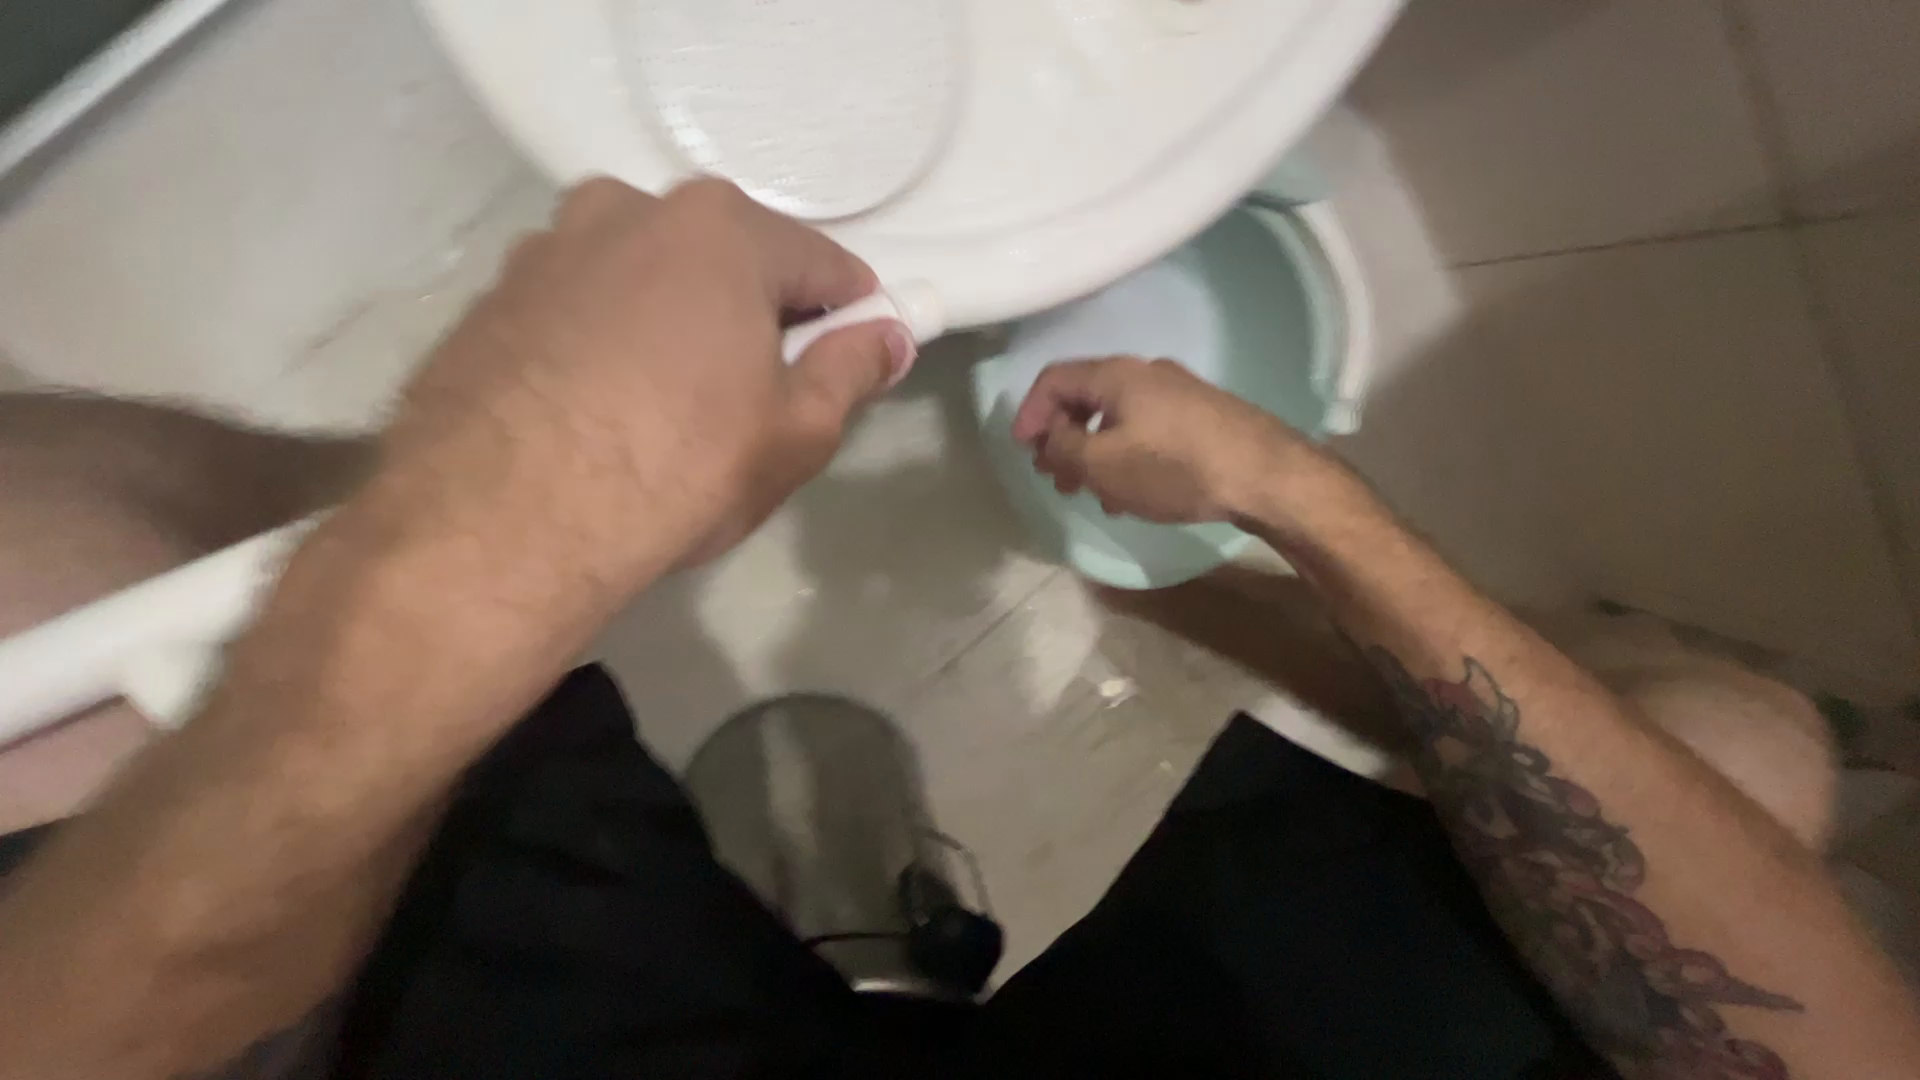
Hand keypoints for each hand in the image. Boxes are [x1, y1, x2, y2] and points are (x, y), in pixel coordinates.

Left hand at [361, 177, 915, 589]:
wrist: (501, 522)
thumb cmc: (680, 468)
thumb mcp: (797, 431)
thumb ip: (852, 370)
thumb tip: (891, 336)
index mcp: (721, 230)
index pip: (822, 262)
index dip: (852, 314)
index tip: (855, 358)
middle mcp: (631, 209)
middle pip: (731, 261)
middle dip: (760, 317)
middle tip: (762, 397)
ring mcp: (552, 247)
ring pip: (654, 279)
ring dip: (683, 324)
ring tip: (674, 408)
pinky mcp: (495, 295)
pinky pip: (588, 306)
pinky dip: (615, 339)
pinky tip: (607, 409)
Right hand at [1011, 356, 1314, 524]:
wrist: (1265, 475)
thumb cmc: (1174, 467)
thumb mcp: (1103, 464)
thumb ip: (1063, 448)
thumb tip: (1050, 438)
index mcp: (1116, 375)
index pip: (1054, 379)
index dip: (1029, 413)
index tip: (1023, 451)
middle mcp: (1146, 374)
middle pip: (1085, 399)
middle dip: (1062, 439)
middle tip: (1054, 478)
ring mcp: (1177, 394)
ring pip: (1116, 419)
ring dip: (1093, 454)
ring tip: (1091, 493)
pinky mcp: (1200, 417)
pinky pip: (1145, 431)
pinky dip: (1124, 457)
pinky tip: (1130, 494)